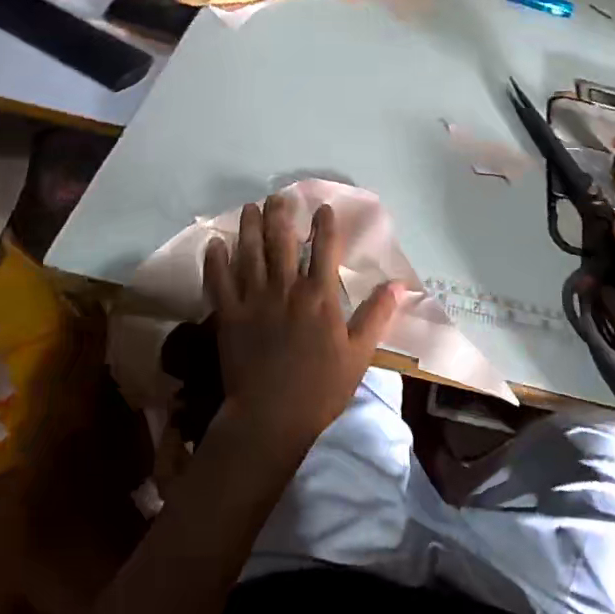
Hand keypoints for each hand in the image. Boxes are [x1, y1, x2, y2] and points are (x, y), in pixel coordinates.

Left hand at [204, 195, 400, 452]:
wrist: (271, 417)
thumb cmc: (321, 387)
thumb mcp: (359, 354)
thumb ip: (377, 315)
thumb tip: (399, 284)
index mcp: (319, 298)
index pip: (324, 250)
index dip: (325, 226)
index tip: (323, 208)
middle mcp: (286, 290)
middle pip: (282, 243)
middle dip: (282, 215)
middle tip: (279, 196)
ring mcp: (254, 301)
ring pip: (251, 254)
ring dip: (251, 227)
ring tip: (251, 207)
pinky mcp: (229, 317)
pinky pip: (219, 282)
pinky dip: (216, 261)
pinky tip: (216, 243)